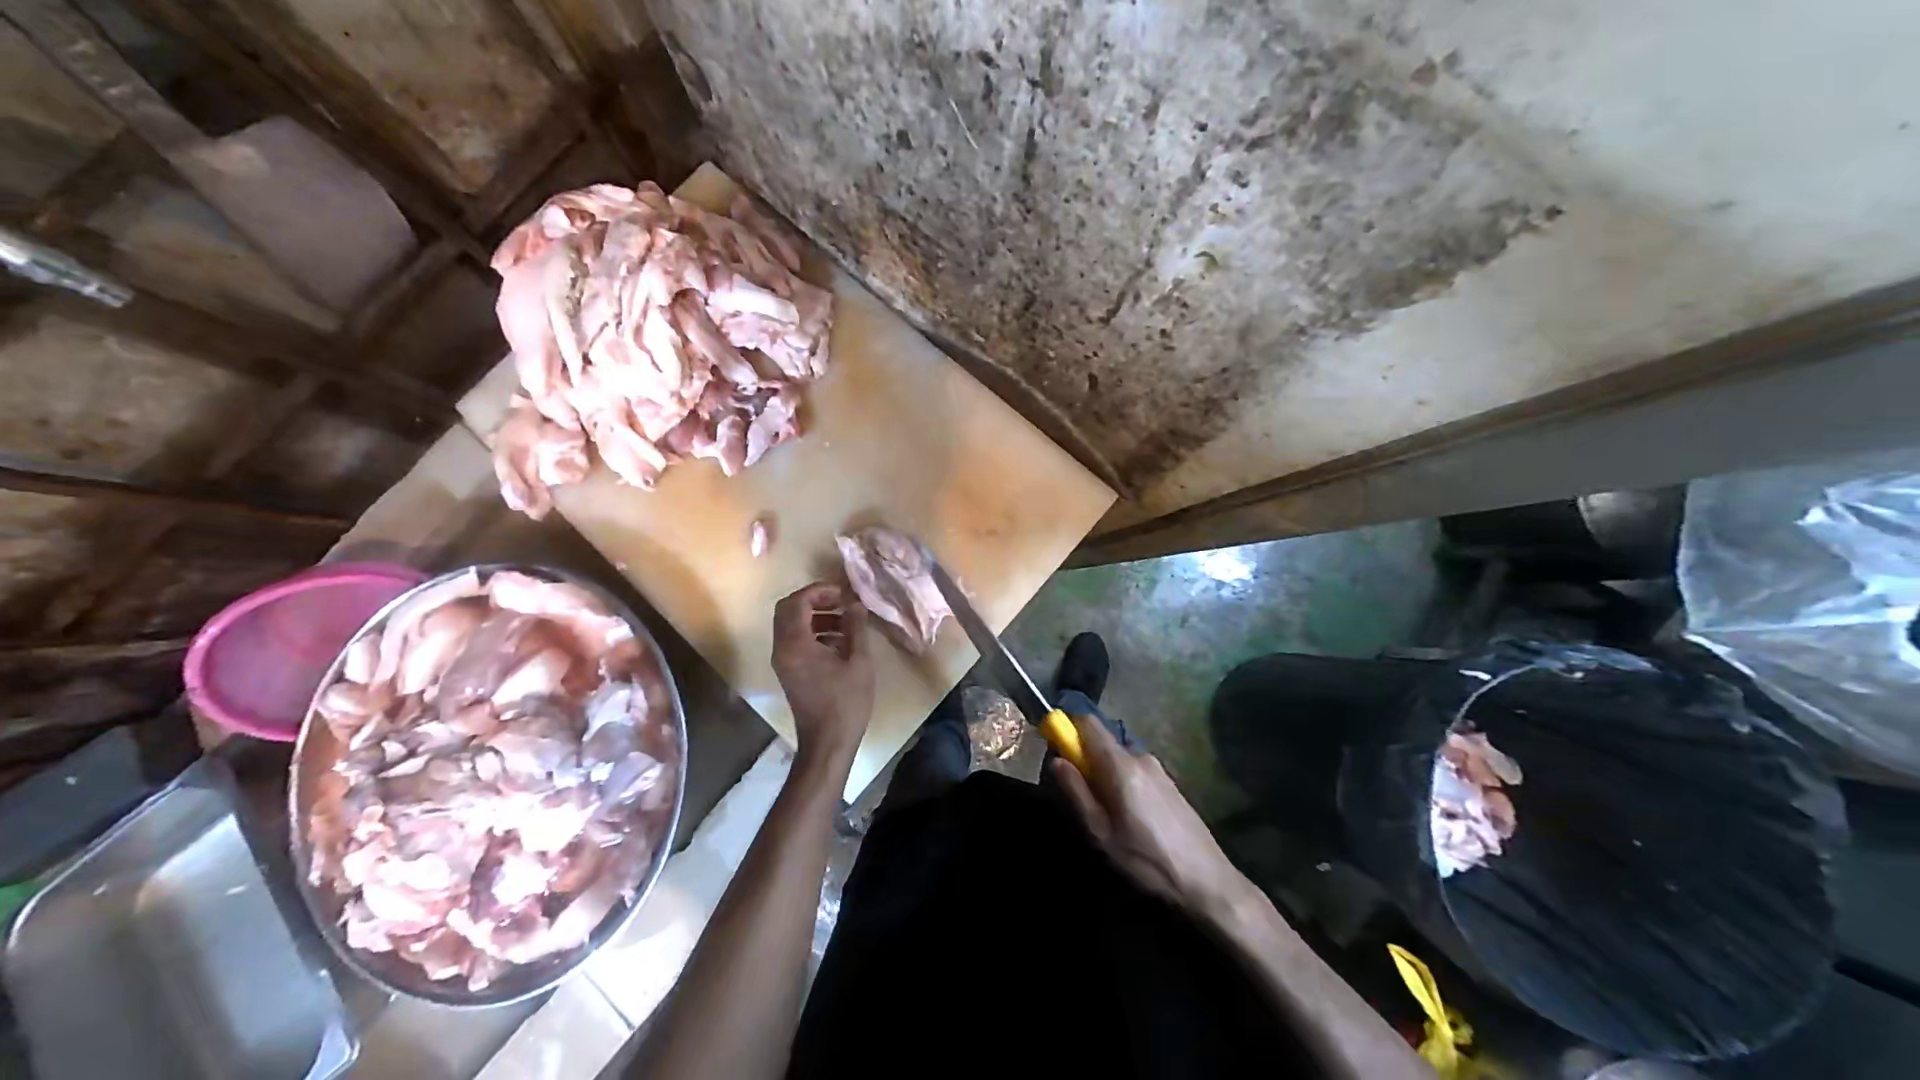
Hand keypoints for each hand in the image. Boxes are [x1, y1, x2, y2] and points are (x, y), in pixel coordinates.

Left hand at [771, 582, 874, 768]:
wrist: (827, 742)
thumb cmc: (846, 702)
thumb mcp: (858, 661)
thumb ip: (856, 628)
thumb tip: (855, 605)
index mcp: (795, 644)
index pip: (797, 602)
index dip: (819, 591)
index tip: (843, 593)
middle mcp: (782, 649)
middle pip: (787, 610)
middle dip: (814, 600)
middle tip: (840, 602)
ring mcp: (783, 662)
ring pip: (790, 625)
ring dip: (814, 616)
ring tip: (845, 621)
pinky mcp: (789, 672)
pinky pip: (794, 641)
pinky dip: (813, 632)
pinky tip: (839, 641)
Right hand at [1053, 715, 1252, 921]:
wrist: (1207, 880)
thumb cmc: (1148, 859)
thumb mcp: (1102, 833)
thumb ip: (1077, 792)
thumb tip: (1057, 761)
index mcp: (1121, 765)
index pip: (1089, 723)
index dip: (1068, 729)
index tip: (1057, 751)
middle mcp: (1141, 757)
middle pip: (1103, 741)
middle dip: (1085, 759)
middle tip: (1081, 796)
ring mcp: (1158, 769)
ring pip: (1119, 757)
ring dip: (1104, 773)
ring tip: (1106, 814)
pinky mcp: (1169, 782)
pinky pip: (1134, 769)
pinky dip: (1122, 781)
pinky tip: (1129, 817)